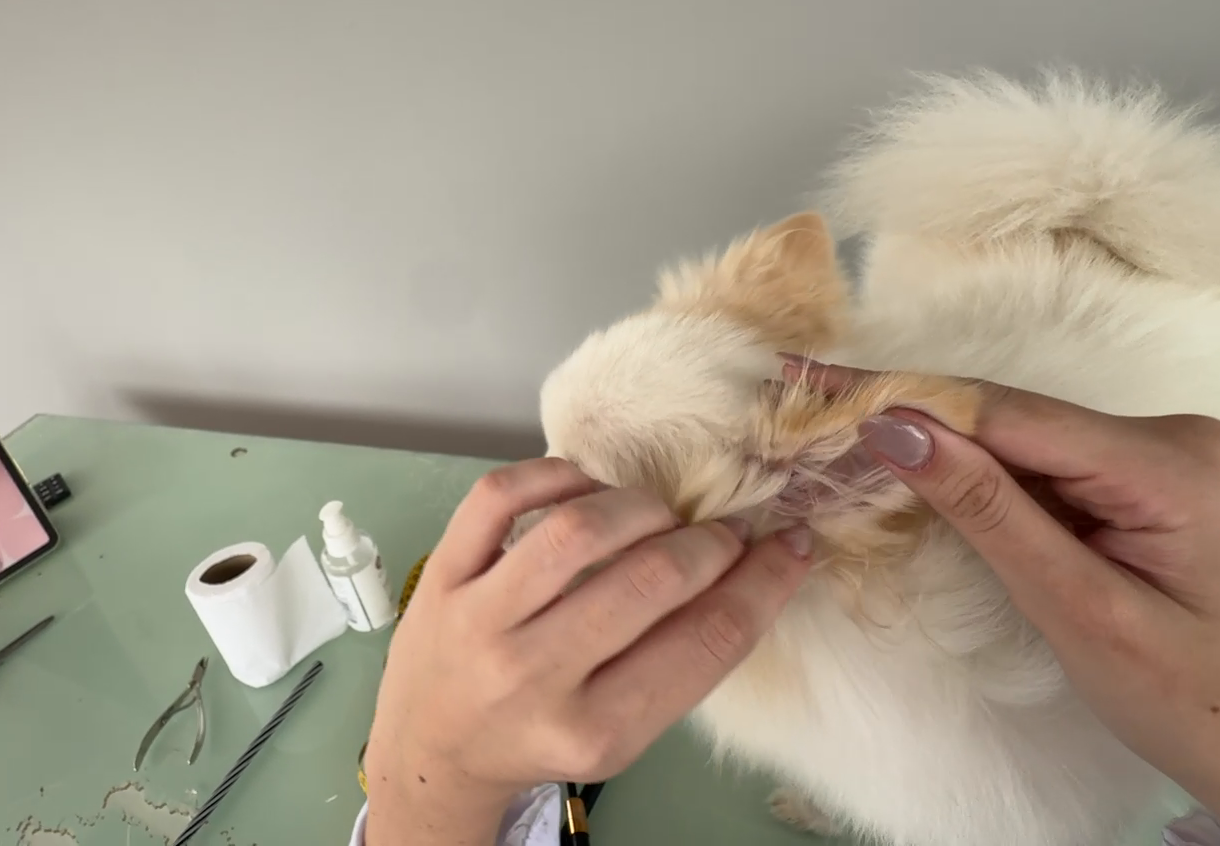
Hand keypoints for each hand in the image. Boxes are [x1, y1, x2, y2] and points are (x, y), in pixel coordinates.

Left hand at [363, 458, 813, 845]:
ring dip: (637, 507)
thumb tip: (742, 568)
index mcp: (596, 731)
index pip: (703, 645)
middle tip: (716, 531)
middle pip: (648, 580)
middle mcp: (535, 675)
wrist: (432, 745)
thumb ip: (669, 658)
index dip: (762, 585)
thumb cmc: (535, 734)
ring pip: (576, 531)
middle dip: (704, 543)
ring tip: (654, 514)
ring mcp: (480, 617)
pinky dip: (552, 474)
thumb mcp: (613, 729)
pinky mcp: (442, 571)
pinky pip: (499, 497)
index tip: (787, 546)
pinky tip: (582, 484)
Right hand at [790, 360, 1219, 845]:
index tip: (812, 380)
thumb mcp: (1075, 607)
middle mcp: (1167, 438)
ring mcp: (1151, 456)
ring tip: (835, 418)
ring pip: (1008, 433)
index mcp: (1172, 464)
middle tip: (807, 389)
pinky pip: (1027, 457)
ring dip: (923, 434)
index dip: (899, 395)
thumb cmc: (1197, 704)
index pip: (1005, 414)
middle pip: (1003, 414)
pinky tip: (904, 452)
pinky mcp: (1131, 479)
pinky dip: (961, 462)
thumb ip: (985, 507)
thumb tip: (891, 426)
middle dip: (900, 408)